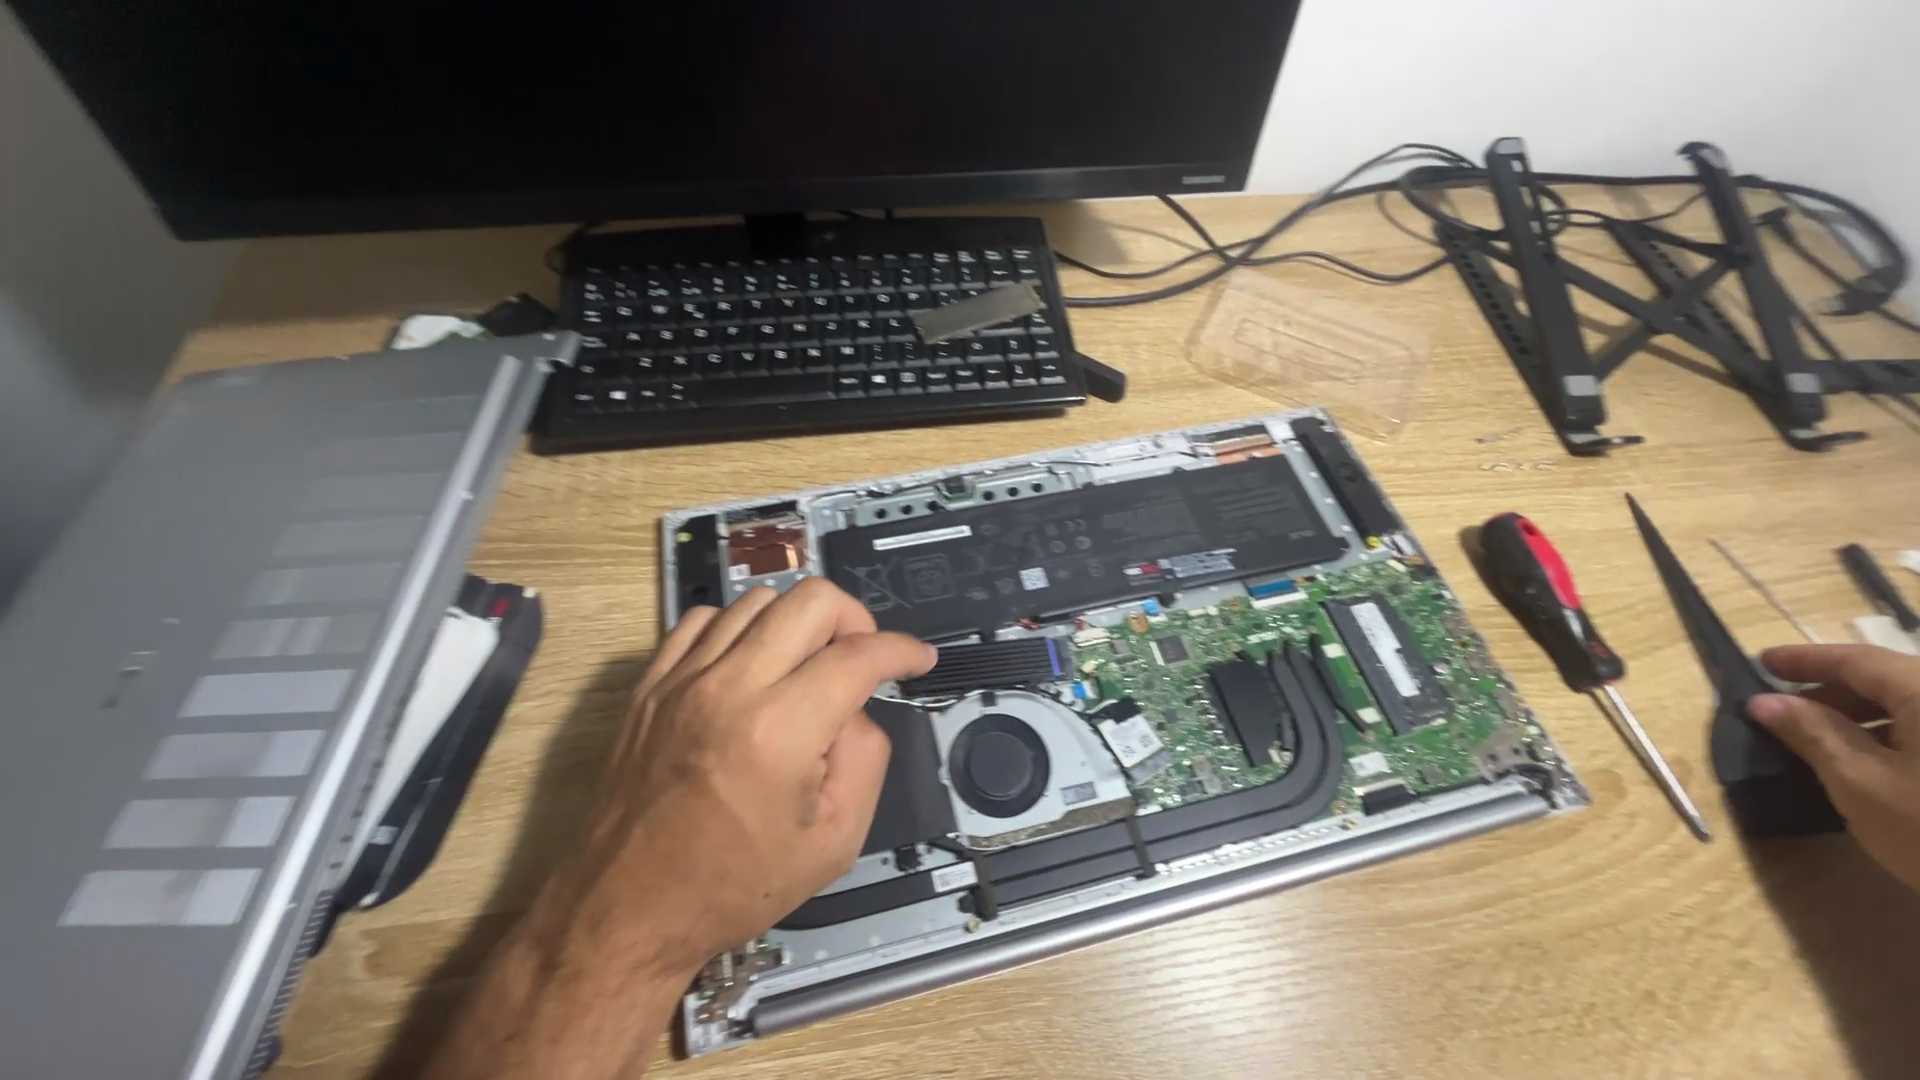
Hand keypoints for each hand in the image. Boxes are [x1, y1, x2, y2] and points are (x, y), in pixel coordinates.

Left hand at [425, 578, 935, 1079]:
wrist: (627, 910)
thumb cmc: (733, 885)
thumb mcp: (834, 842)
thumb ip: (866, 758)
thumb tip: (856, 707)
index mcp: (779, 731)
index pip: (858, 655)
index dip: (901, 650)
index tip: (917, 659)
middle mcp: (729, 688)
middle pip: (811, 600)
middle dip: (854, 619)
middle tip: (860, 659)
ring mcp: (682, 679)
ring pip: (758, 600)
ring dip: (797, 624)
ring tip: (805, 667)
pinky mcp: (651, 684)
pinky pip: (703, 619)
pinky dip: (740, 629)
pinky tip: (749, 666)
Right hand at [1749, 644, 1919, 891]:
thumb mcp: (1859, 783)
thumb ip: (1811, 733)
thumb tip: (1765, 701)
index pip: (1862, 661)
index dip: (1807, 659)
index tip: (1762, 663)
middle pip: (1897, 680)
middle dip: (1837, 691)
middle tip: (1788, 710)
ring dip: (1871, 716)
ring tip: (1829, 739)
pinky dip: (1905, 736)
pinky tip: (1882, 760)